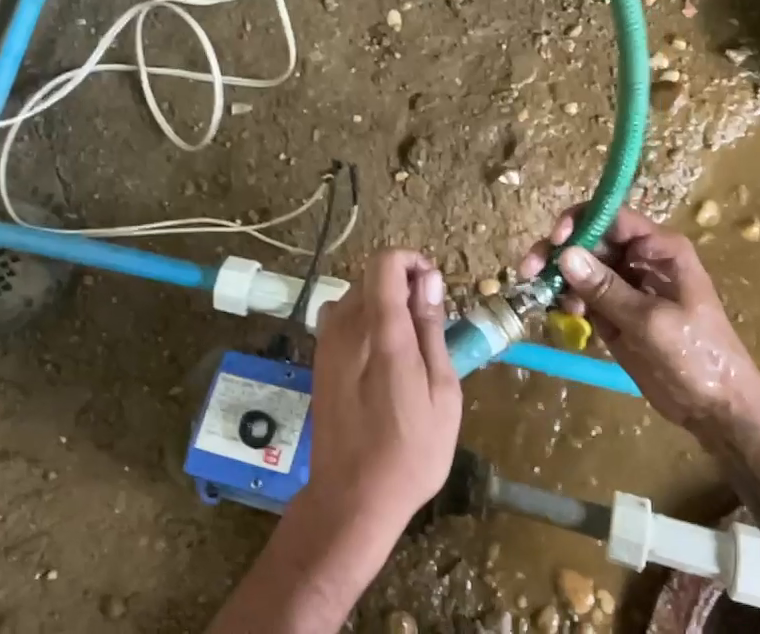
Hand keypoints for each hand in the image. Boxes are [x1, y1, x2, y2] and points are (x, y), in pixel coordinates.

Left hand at [300, 250, 461, 537]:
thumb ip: (431, 330)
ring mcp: (326, 345)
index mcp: (382, 332)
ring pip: (353, 297)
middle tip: (429, 322)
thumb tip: (428, 280)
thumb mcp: (442, 392)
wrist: (352, 498)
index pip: (384, 263)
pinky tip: (380, 359)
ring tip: (407, 343)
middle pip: (369, 277)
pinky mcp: (318, 362)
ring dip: (381, 304)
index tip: (433, 287)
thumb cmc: (411, 451)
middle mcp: (347, 328)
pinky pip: (340, 321)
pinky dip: (363, 322)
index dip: (411, 261)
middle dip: (401, 284)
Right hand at [520, 206, 759, 433]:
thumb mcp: (651, 321)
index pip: (614, 219)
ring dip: (559, 278)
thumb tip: (564, 254)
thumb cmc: (697, 356)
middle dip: (559, 252)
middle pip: (591, 241)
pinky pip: (583, 296)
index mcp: (661, 250)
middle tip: (530, 271)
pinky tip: (562, 315)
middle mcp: (641, 261)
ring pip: (582, 268)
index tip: (554, 241)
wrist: (716, 410)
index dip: (581, 222)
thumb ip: (606, 289)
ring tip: (542, 297)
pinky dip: (568, 301)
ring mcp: (626, 288)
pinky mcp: (614, 315)